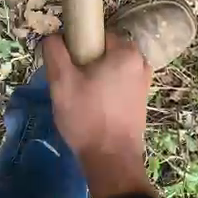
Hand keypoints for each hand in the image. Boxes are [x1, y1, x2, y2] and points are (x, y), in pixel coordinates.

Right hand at [41, 32, 153, 197]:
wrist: (112, 163)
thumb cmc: (87, 117)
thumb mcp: (61, 80)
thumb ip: (54, 50)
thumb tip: (53, 37)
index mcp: (126, 51)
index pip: (95, 33)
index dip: (76, 46)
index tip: (66, 66)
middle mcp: (140, 62)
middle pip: (102, 51)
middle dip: (84, 63)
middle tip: (69, 84)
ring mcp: (143, 83)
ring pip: (108, 68)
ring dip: (93, 78)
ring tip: (79, 98)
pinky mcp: (140, 101)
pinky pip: (116, 84)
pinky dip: (103, 90)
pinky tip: (91, 108)